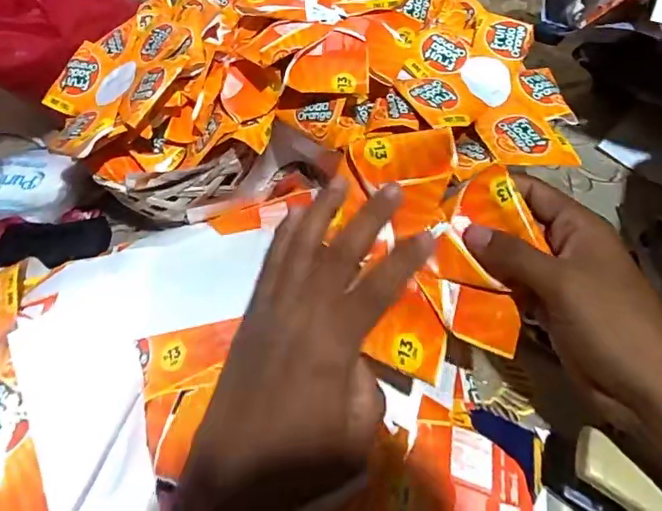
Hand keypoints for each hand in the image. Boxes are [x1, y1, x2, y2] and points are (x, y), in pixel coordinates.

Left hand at [178, 178, 434, 510]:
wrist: (228, 483)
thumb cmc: (298, 464)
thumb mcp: (355, 437)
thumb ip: (367, 387)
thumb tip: (359, 359)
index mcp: (335, 341)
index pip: (380, 287)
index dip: (408, 258)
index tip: (432, 230)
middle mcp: (304, 312)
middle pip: (341, 253)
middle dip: (370, 217)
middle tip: (392, 188)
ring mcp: (274, 309)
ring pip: (301, 247)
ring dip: (322, 212)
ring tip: (339, 181)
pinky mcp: (252, 316)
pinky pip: (270, 265)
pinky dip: (283, 236)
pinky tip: (293, 215)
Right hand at [462, 173, 661, 430]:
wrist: (649, 390)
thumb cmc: (609, 320)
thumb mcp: (559, 282)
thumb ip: (513, 254)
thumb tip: (467, 227)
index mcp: (577, 226)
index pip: (533, 192)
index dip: (497, 188)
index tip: (457, 191)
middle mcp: (568, 247)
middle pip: (521, 227)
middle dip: (484, 228)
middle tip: (439, 229)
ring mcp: (562, 283)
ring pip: (517, 263)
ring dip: (486, 263)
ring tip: (441, 259)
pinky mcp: (555, 314)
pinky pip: (520, 294)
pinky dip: (497, 293)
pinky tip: (464, 294)